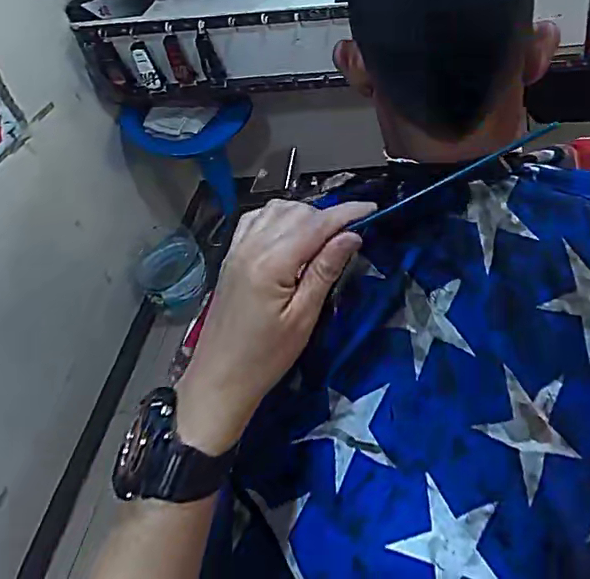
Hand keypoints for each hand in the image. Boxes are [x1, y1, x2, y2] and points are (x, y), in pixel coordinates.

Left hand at [175, 199, 373, 453]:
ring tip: (322, 237)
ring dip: (305, 214)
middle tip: (348, 237)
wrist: (217, 381)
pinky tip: (290, 233)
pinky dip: (279, 216)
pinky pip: (257, 217)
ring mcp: (239, 248)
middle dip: (328, 216)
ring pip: (279, 208)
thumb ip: (326, 270)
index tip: (372, 209)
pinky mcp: (232, 255)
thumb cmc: (265, 358)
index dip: (347, 212)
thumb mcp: (304, 318)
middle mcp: (252, 246)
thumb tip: (352, 235)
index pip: (317, 224)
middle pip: (299, 212)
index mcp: (272, 263)